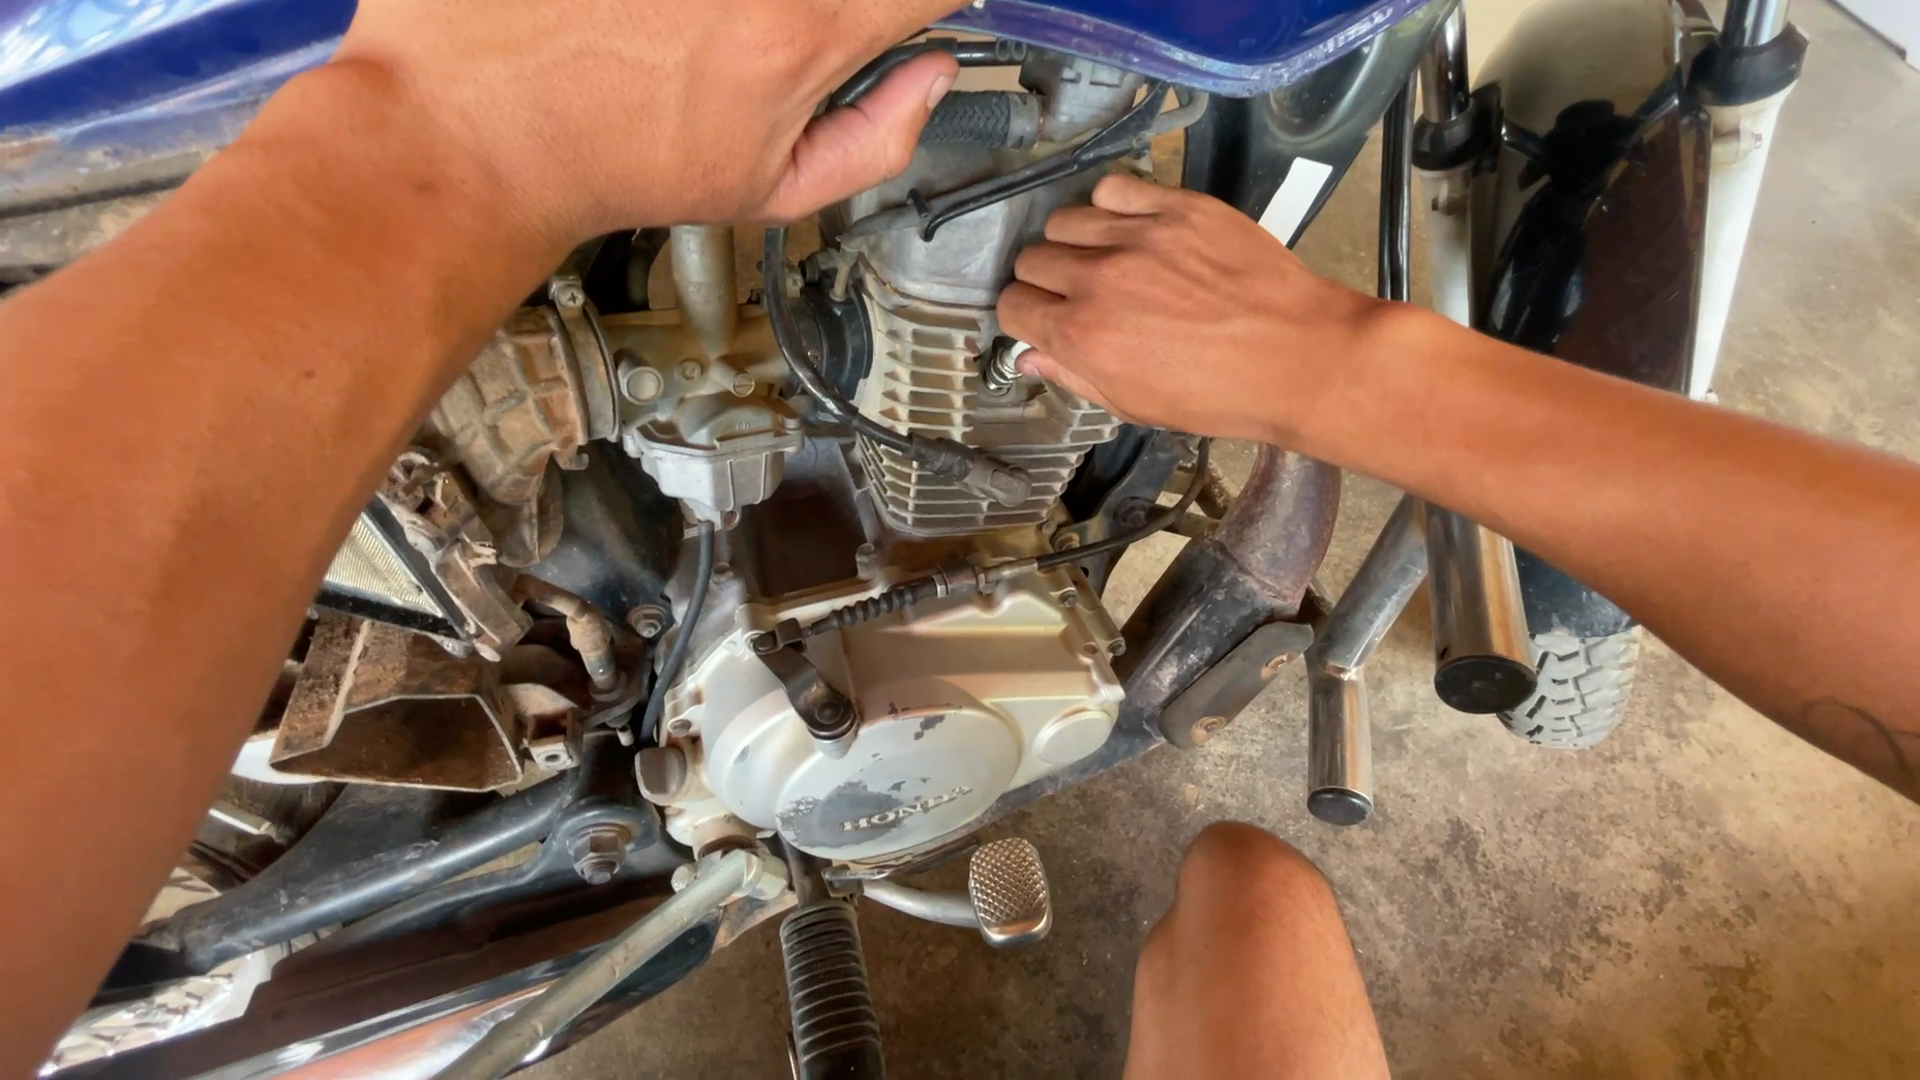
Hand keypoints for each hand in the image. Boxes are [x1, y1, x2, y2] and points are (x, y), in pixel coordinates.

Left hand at [332, 0, 962, 244]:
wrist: (491, 120)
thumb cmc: (632, 163)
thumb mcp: (777, 193)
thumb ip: (879, 140)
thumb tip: (933, 76)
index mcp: (805, 30)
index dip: (938, 1)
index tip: (919, 18)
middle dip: (853, 11)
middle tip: (810, 40)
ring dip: (774, 13)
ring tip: (733, 39)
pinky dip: (719, 7)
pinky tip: (691, 24)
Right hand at [998, 174, 1397, 444]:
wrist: (1295, 357)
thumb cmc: (1213, 395)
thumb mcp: (1131, 405)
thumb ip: (1072, 375)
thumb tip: (1029, 356)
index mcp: (1082, 337)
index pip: (1013, 306)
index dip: (1022, 316)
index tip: (1041, 319)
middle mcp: (1098, 280)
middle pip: (1032, 259)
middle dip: (1043, 281)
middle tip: (1072, 293)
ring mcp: (1138, 236)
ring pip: (1064, 220)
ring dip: (1071, 242)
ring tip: (1101, 258)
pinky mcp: (1177, 207)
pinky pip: (1114, 188)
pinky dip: (1110, 206)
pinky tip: (1128, 228)